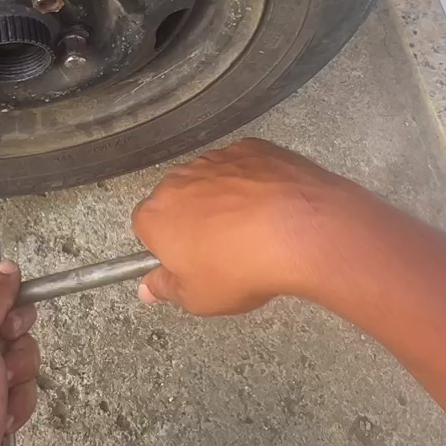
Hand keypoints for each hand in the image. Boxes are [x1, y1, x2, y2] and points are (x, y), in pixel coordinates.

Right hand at [131, 138, 395, 314]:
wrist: (299, 230)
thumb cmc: (241, 267)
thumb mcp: (197, 297)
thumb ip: (165, 289)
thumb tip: (147, 288)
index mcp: (156, 215)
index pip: (146, 228)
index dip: (167, 247)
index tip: (189, 263)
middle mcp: (178, 178)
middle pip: (177, 199)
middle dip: (193, 220)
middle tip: (221, 250)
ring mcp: (215, 158)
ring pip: (210, 180)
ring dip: (222, 199)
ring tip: (252, 230)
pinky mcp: (250, 148)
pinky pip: (243, 166)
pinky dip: (252, 182)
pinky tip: (271, 207)